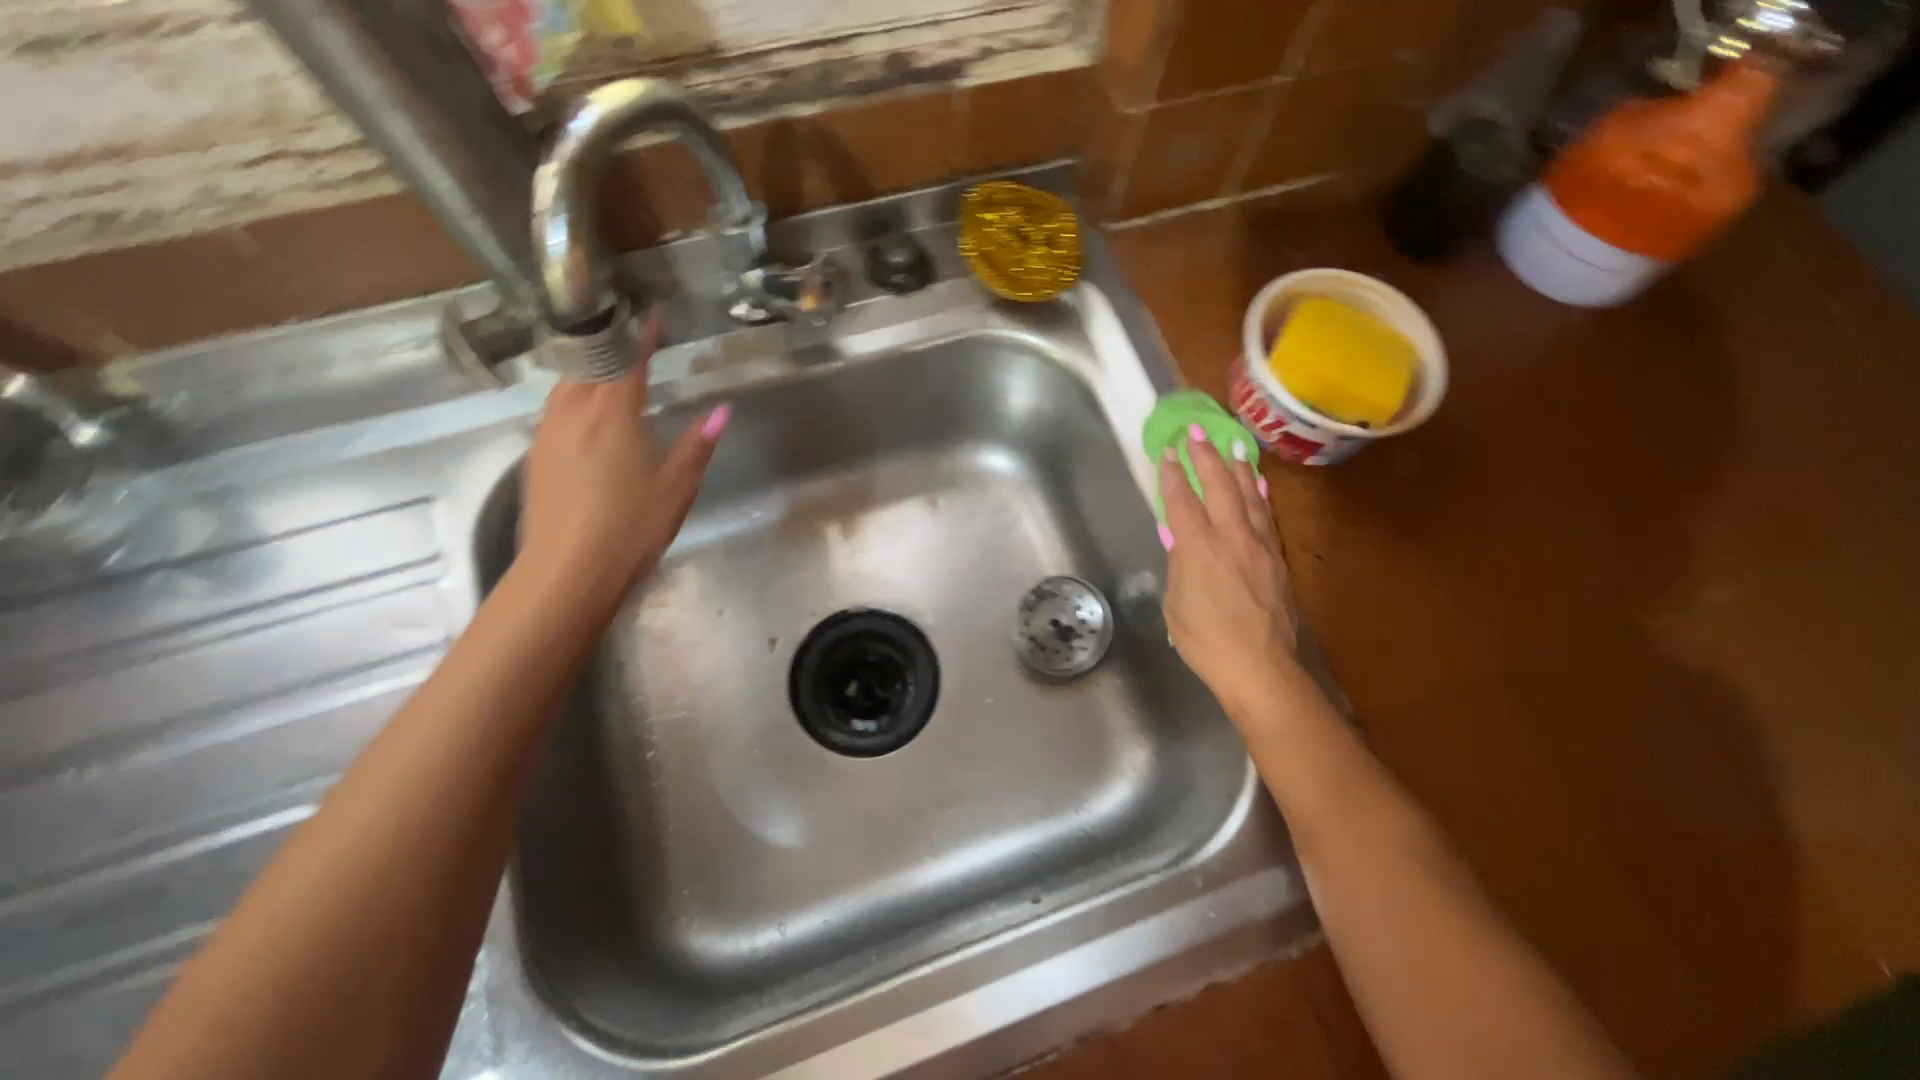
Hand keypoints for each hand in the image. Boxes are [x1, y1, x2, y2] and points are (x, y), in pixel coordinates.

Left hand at [518, 309, 729, 593]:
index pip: (628, 359)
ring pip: (566, 387)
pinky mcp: (534, 458)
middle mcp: (574, 412)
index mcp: (613, 411)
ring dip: (587, 372)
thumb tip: (723, 409)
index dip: (644, 335)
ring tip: (607, 374)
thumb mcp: (677, 487)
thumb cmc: (630, 527)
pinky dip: (573, 402)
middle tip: (631, 339)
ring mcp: (547, 434)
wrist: (566, 572)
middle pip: (588, 364)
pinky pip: (555, 414)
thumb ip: (698, 444)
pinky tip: (585, 422)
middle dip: (610, 346)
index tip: (653, 313)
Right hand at [1158, 427, 1299, 716]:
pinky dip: (1257, 492)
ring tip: (1230, 445)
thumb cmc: (1206, 641)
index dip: (1172, 475)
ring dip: (1236, 467)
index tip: (1167, 452)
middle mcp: (1231, 537)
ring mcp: (1259, 545)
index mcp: (1199, 548)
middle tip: (1196, 432)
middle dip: (1205, 456)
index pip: (1183, 500)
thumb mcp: (1176, 604)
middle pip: (1219, 486)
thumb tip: (1183, 544)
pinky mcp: (1276, 558)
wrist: (1260, 667)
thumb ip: (1180, 566)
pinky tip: (1256, 483)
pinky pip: (1264, 514)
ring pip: (1248, 494)